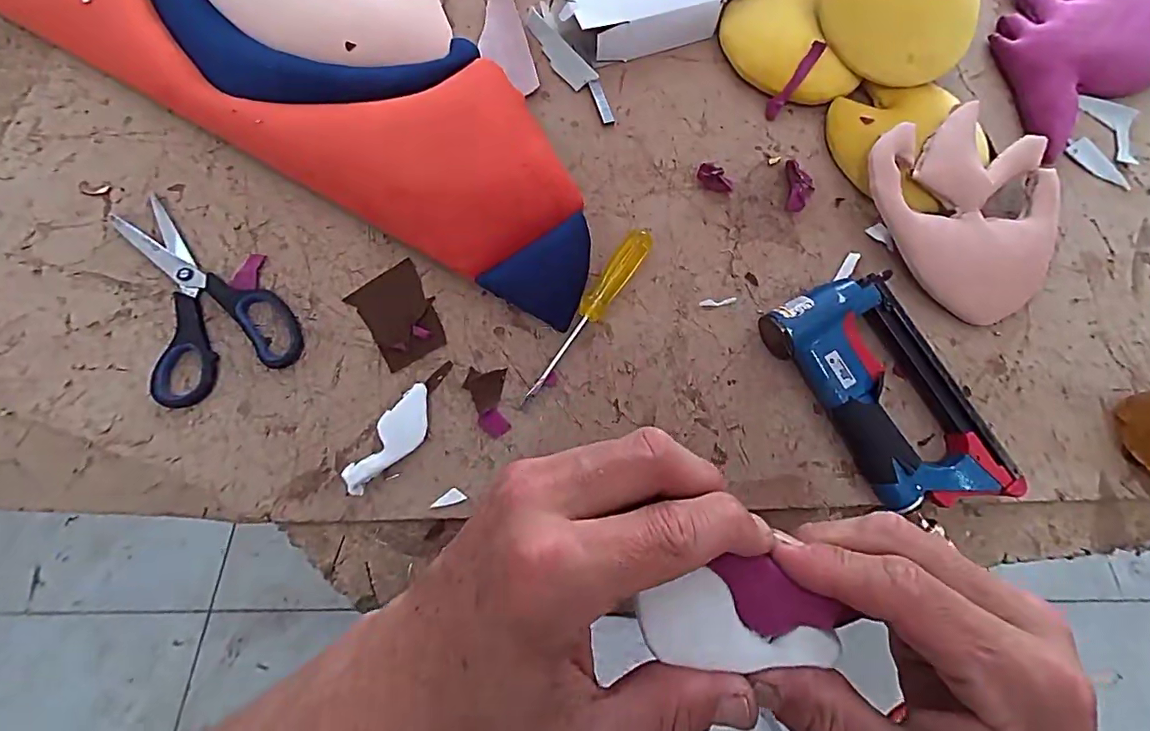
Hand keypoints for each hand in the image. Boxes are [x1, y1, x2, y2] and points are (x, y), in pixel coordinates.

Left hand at [219, 428, 773, 730]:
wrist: (388, 691)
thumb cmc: (477, 718)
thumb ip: (669, 705)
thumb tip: (744, 687)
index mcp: (554, 574)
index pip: (676, 527)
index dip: (733, 530)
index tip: (760, 548)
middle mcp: (540, 506)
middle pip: (658, 457)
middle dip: (710, 486)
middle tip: (730, 533)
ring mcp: (528, 480)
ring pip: (635, 446)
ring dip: (679, 477)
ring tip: (695, 526)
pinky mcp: (524, 474)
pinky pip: (608, 455)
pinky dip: (644, 477)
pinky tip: (649, 520)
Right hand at [752, 512, 1095, 730]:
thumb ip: (840, 717)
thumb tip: (773, 671)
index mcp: (1020, 674)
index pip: (911, 587)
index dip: (839, 565)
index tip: (785, 561)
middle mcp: (1027, 624)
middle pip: (917, 549)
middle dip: (841, 545)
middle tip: (784, 563)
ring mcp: (1017, 608)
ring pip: (922, 547)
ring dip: (856, 553)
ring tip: (805, 579)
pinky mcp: (999, 606)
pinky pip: (931, 567)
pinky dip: (880, 571)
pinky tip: (843, 591)